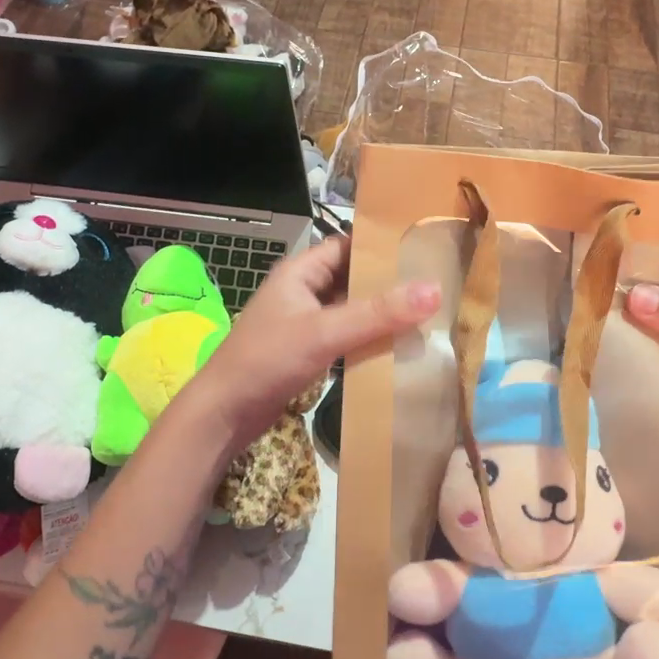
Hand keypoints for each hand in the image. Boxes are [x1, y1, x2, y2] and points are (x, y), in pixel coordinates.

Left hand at [190, 237, 440, 446]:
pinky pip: (343, 337)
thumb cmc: (268, 360)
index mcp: (300, 272)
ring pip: (349, 310)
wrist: (224, 413)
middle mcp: (301, 291)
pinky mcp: (305, 351)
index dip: (381, 246)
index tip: (422, 250)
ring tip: (425, 315)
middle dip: (388, 284)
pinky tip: (395, 348)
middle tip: (434, 285)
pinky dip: (366, 340)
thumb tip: (434, 289)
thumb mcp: (325, 332)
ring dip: (379, 315)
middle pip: (351, 279)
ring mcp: (302, 323)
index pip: (347, 246)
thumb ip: (377, 313)